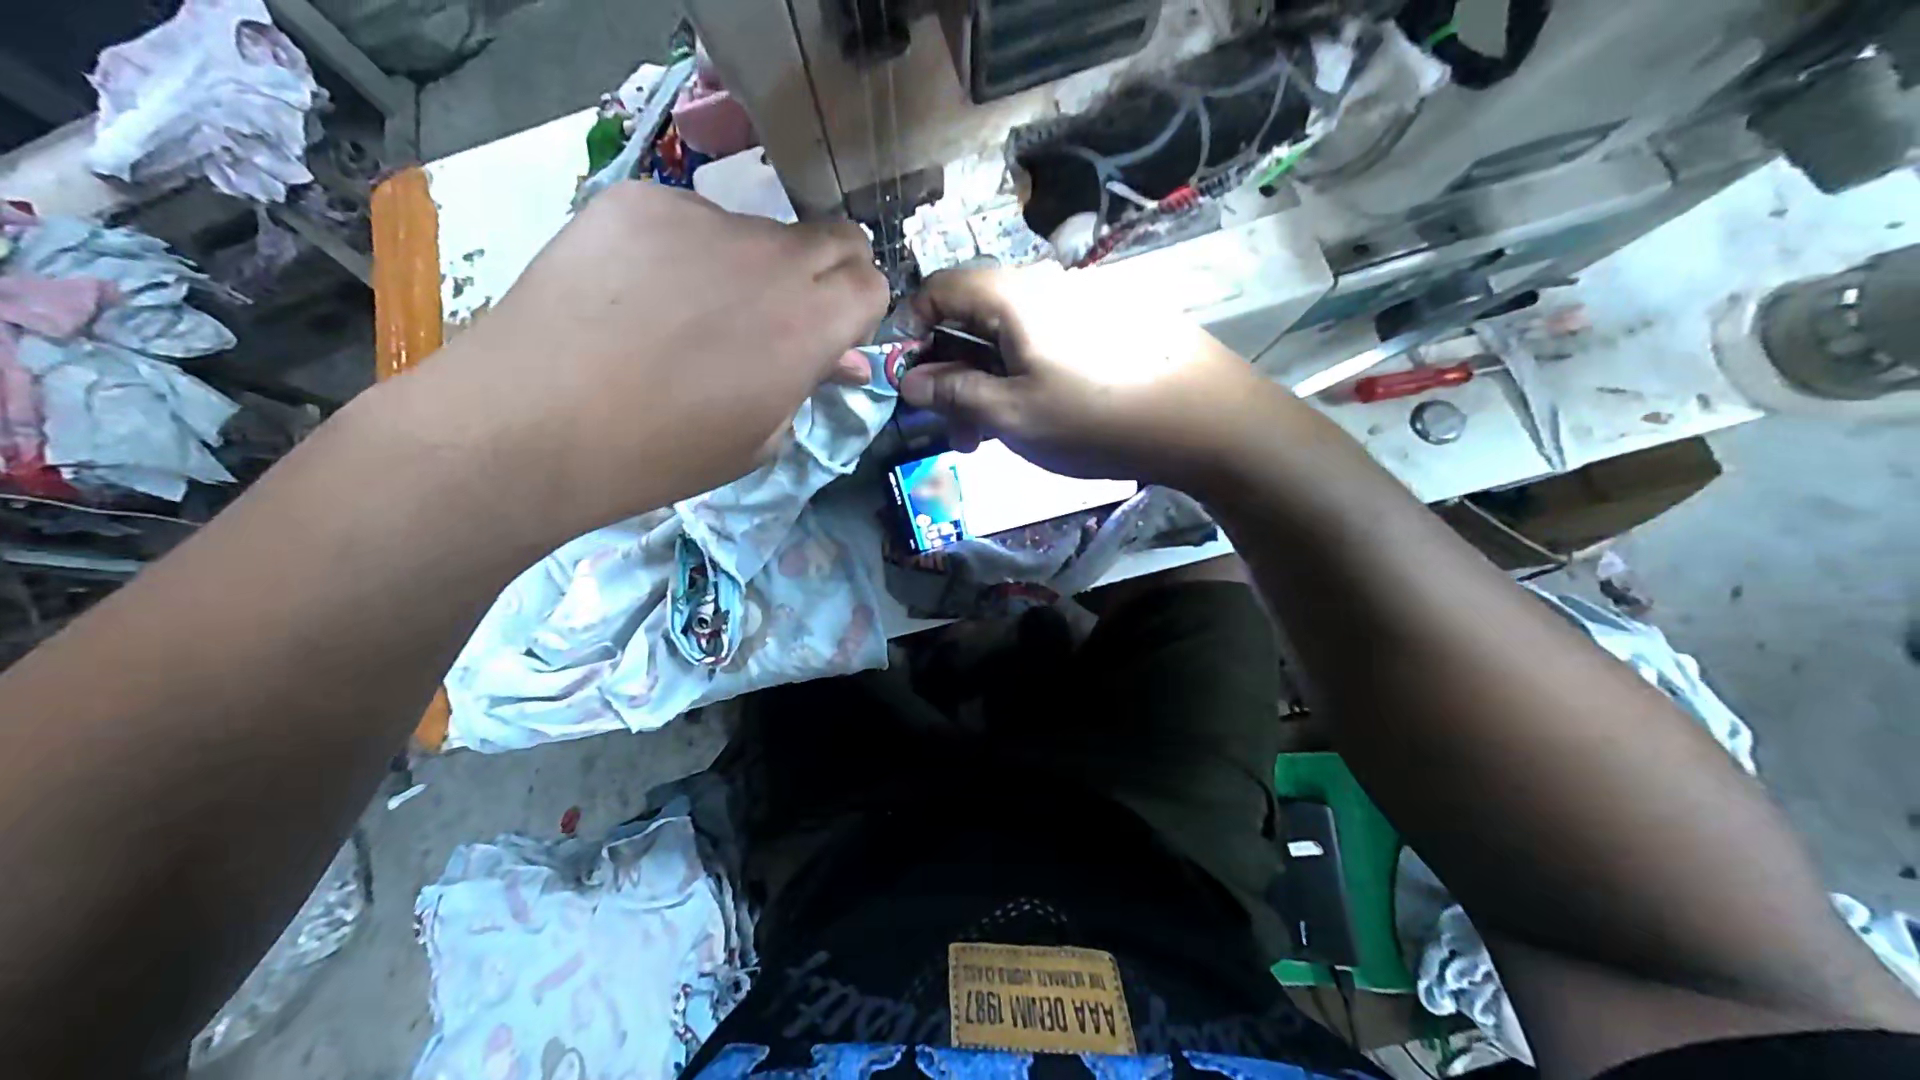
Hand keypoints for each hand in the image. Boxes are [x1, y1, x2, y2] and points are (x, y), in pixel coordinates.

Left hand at [394, 181, 885, 530]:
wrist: (535, 424)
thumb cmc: (662, 454)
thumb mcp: (759, 438)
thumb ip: (809, 385)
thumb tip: (840, 359)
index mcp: (811, 323)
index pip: (873, 282)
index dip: (858, 310)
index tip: (831, 336)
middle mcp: (771, 257)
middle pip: (834, 237)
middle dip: (827, 273)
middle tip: (781, 316)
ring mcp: (702, 219)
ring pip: (756, 230)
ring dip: (750, 265)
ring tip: (689, 312)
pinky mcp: (638, 201)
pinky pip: (687, 218)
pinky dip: (683, 249)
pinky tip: (639, 293)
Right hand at [899, 262, 1276, 486]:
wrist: (1207, 419)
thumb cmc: (1096, 418)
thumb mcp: (1012, 416)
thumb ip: (954, 395)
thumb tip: (911, 381)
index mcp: (1011, 296)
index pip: (937, 288)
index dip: (913, 333)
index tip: (915, 384)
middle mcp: (1044, 285)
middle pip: (973, 316)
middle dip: (953, 373)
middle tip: (961, 432)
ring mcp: (1082, 301)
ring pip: (1012, 335)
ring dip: (990, 382)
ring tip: (999, 436)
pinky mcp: (1111, 322)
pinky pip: (1048, 340)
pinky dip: (1028, 375)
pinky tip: (1045, 414)